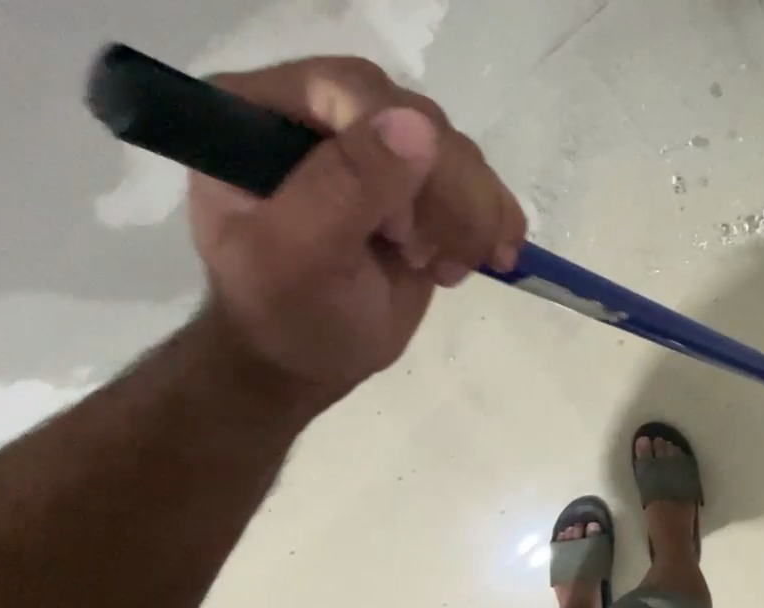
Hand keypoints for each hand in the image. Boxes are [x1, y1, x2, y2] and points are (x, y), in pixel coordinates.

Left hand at [187, 57, 525, 408]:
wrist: (308, 361)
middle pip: (421, 119)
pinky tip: (486, 259)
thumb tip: (418, 125)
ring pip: (460, 153)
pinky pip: (482, 183)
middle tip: (423, 257)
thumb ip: (346, 186)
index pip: (353, 89)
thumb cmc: (286, 314)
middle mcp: (326, 116)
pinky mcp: (426, 191)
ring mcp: (382, 154)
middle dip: (443, 195)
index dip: (395, 152)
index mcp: (266, 112)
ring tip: (444, 267)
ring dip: (472, 217)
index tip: (398, 230)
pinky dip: (497, 224)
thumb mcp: (299, 255)